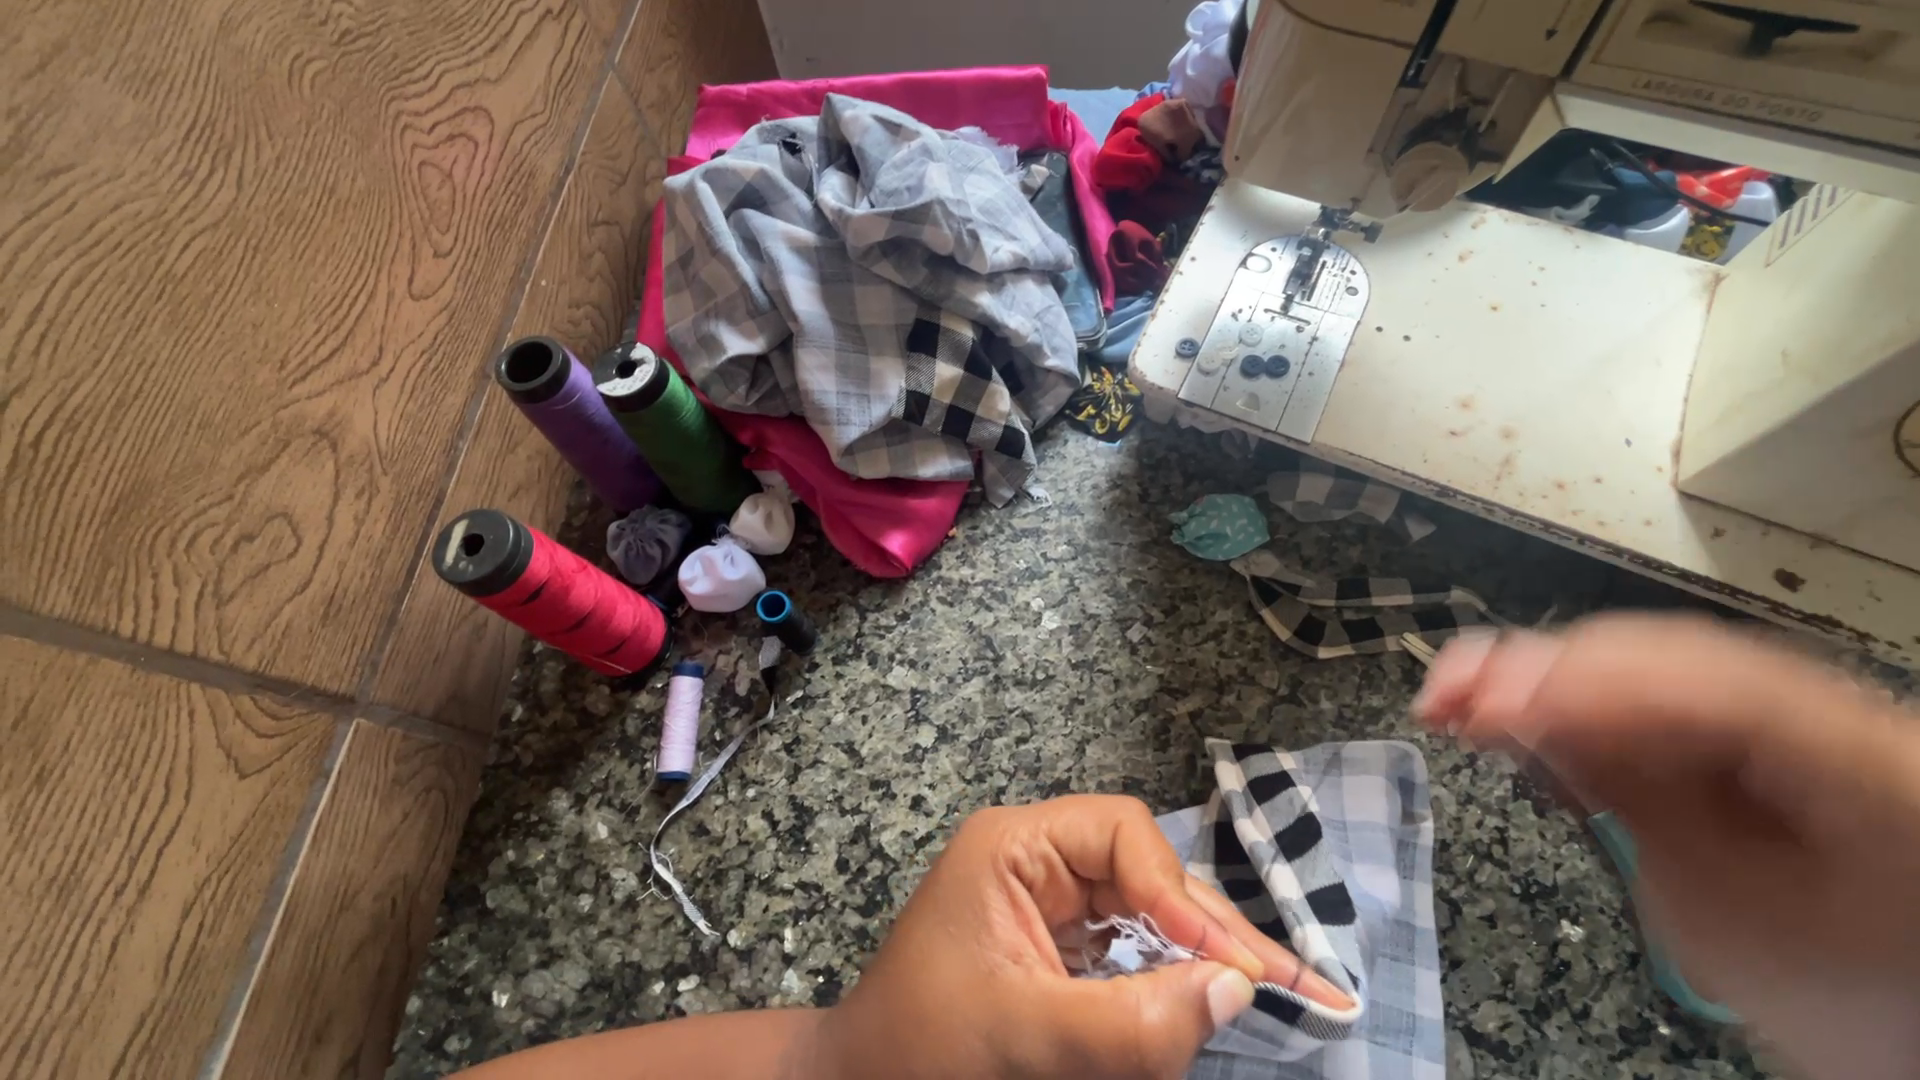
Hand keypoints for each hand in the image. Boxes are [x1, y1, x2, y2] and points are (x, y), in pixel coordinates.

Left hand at [819, 796, 1348, 1079]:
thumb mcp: (1027, 1037)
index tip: (1228, 966)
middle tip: (1296, 988)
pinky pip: (1126, 947)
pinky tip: (1210, 1002)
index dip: (1178, 892)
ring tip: (1280, 994)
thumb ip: (1130, 1022)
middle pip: (1143, 873)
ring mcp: (1046, 900)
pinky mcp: (1055, 943)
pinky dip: (1168, 980)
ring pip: (1144, 912)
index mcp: (1014, 846)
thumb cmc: (923, 1049)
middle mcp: (1035, 859)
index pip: (1119, 833)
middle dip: (1209, 931)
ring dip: (1200, 956)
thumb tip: (1234, 989)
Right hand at [1413, 614, 1919, 1079]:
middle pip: (1662, 653)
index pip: (1725, 694)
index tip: (1492, 712)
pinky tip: (1485, 712)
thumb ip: (1638, 803)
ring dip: (1521, 675)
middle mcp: (1822, 708)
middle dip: (1538, 669)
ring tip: (1442, 703)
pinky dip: (1541, 697)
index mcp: (1876, 770)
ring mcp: (1765, 704)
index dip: (1597, 687)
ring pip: (1628, 657)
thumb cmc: (1814, 975)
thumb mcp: (1727, 913)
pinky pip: (1618, 687)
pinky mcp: (1711, 716)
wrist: (1873, 994)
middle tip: (1443, 702)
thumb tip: (1527, 718)